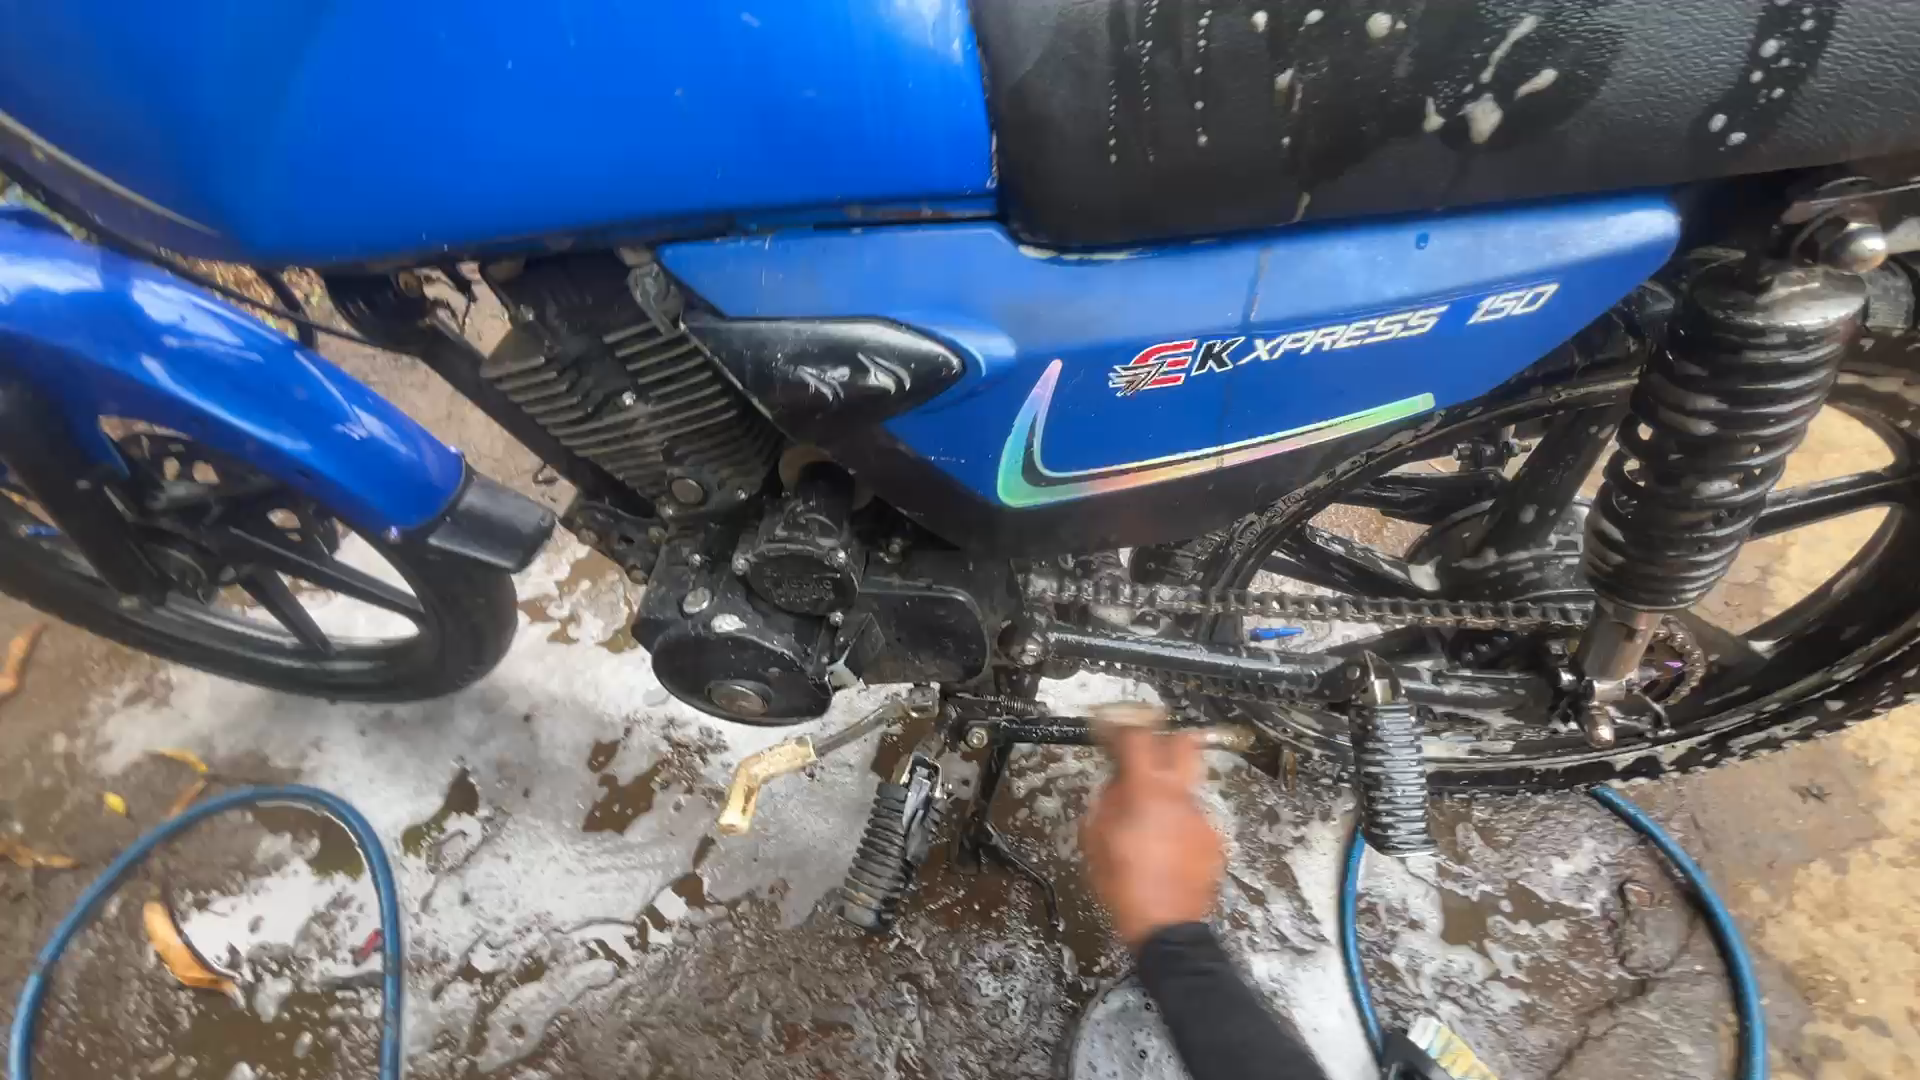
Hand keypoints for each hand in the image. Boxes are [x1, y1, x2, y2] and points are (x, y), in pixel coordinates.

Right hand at [1080, 727, 1225, 949]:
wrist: (1166, 930)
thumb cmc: (1121, 883)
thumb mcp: (1095, 839)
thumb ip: (1106, 800)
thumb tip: (1116, 784)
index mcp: (1146, 790)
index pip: (1136, 738)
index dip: (1121, 727)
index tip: (1109, 729)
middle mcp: (1179, 795)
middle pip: (1183, 743)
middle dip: (1165, 737)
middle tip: (1146, 750)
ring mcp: (1202, 817)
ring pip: (1188, 783)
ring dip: (1170, 786)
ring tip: (1152, 811)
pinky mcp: (1215, 840)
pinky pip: (1194, 816)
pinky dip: (1179, 820)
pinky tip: (1167, 844)